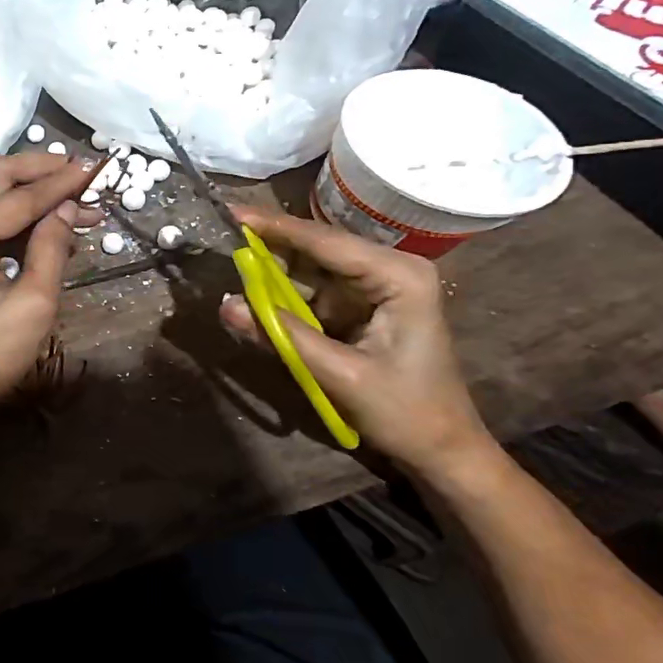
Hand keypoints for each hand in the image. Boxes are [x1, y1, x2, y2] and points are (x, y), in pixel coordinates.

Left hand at [0, 151, 104, 445]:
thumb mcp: (33, 304)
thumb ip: (51, 248)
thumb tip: (68, 207)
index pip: (17, 198)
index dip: (60, 183)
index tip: (96, 167)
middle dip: (40, 171)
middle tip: (82, 169)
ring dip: (31, 192)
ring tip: (78, 198)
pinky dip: (17, 214)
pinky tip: (51, 221)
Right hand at [218, 206, 495, 474]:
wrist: (441, 449)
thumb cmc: (405, 411)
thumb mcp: (340, 374)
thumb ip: (281, 335)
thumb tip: (225, 305)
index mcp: (398, 276)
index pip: (325, 242)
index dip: (274, 227)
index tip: (231, 213)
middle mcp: (386, 270)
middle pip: (315, 247)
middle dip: (268, 240)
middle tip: (220, 229)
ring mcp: (370, 288)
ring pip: (308, 267)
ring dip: (269, 267)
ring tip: (225, 253)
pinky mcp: (355, 307)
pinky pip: (308, 291)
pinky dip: (278, 292)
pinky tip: (248, 288)